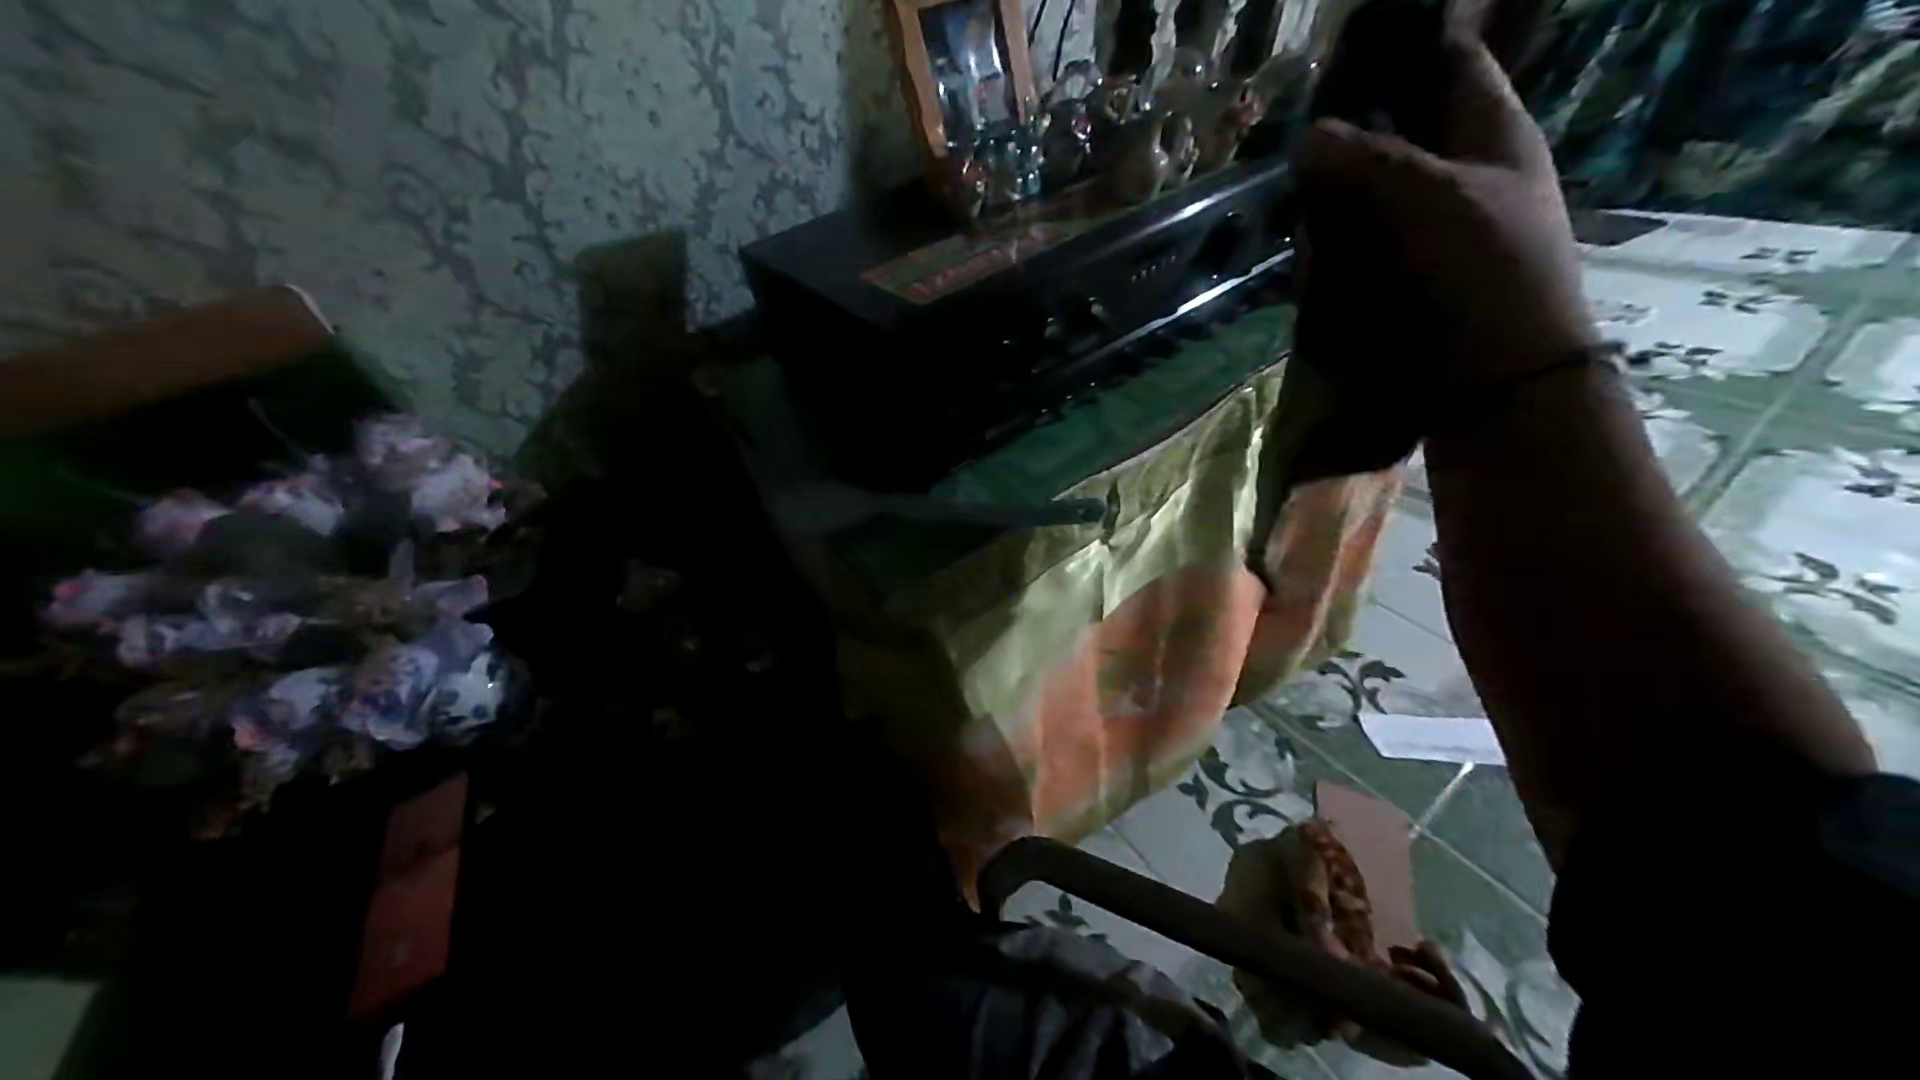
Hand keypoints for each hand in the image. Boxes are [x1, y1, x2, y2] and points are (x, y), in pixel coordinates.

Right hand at [1298, 37, 1596, 383]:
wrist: (1493, 374)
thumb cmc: (1484, 271)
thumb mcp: (1432, 199)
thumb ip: (1369, 161)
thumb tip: (1306, 138)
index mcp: (1490, 131)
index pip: (1449, 60)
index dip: (1403, 48)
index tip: (1342, 54)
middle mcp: (1459, 169)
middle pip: (1398, 125)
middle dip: (1351, 130)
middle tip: (1302, 143)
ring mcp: (1426, 224)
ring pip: (1369, 186)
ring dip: (1334, 192)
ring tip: (1299, 200)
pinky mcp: (1399, 271)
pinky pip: (1358, 238)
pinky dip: (1333, 239)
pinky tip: (1309, 247)